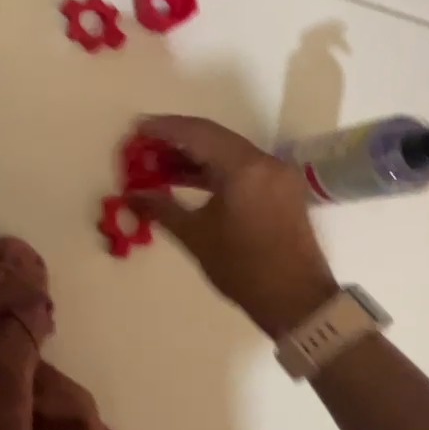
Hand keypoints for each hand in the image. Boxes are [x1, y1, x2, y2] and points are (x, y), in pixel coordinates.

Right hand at [126, 116, 338, 338]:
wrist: (297, 301)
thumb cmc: (243, 268)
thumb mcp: (196, 236)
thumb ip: (161, 208)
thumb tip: (131, 195)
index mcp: (244, 168)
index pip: (197, 133)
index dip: (164, 128)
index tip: (137, 129)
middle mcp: (264, 161)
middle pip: (212, 137)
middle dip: (175, 140)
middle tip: (143, 147)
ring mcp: (276, 174)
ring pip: (226, 151)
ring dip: (193, 155)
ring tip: (157, 164)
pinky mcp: (280, 188)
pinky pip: (240, 167)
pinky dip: (212, 169)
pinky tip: (186, 178)